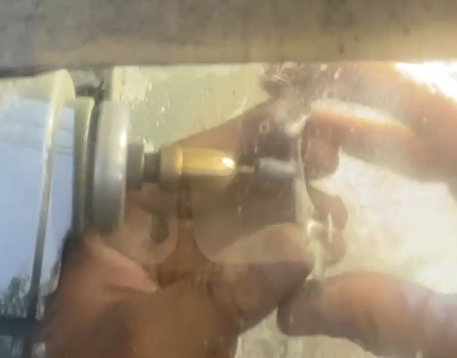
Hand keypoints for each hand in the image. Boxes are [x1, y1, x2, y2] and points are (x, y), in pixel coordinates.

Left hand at [35, 95, 350, 357]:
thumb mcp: (154, 336)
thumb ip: (224, 294)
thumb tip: (299, 247)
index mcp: (122, 226)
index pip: (178, 164)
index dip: (233, 140)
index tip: (286, 120)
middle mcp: (154, 238)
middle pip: (218, 189)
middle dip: (272, 172)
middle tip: (326, 161)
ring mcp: (183, 274)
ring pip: (242, 229)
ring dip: (289, 214)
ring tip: (334, 214)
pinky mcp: (207, 310)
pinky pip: (252, 274)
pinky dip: (288, 263)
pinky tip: (325, 252)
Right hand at [276, 64, 456, 357]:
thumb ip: (386, 315)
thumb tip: (293, 306)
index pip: (432, 99)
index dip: (357, 78)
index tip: (297, 73)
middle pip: (439, 80)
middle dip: (361, 81)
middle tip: (294, 86)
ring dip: (388, 101)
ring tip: (322, 114)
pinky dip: (424, 125)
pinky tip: (378, 141)